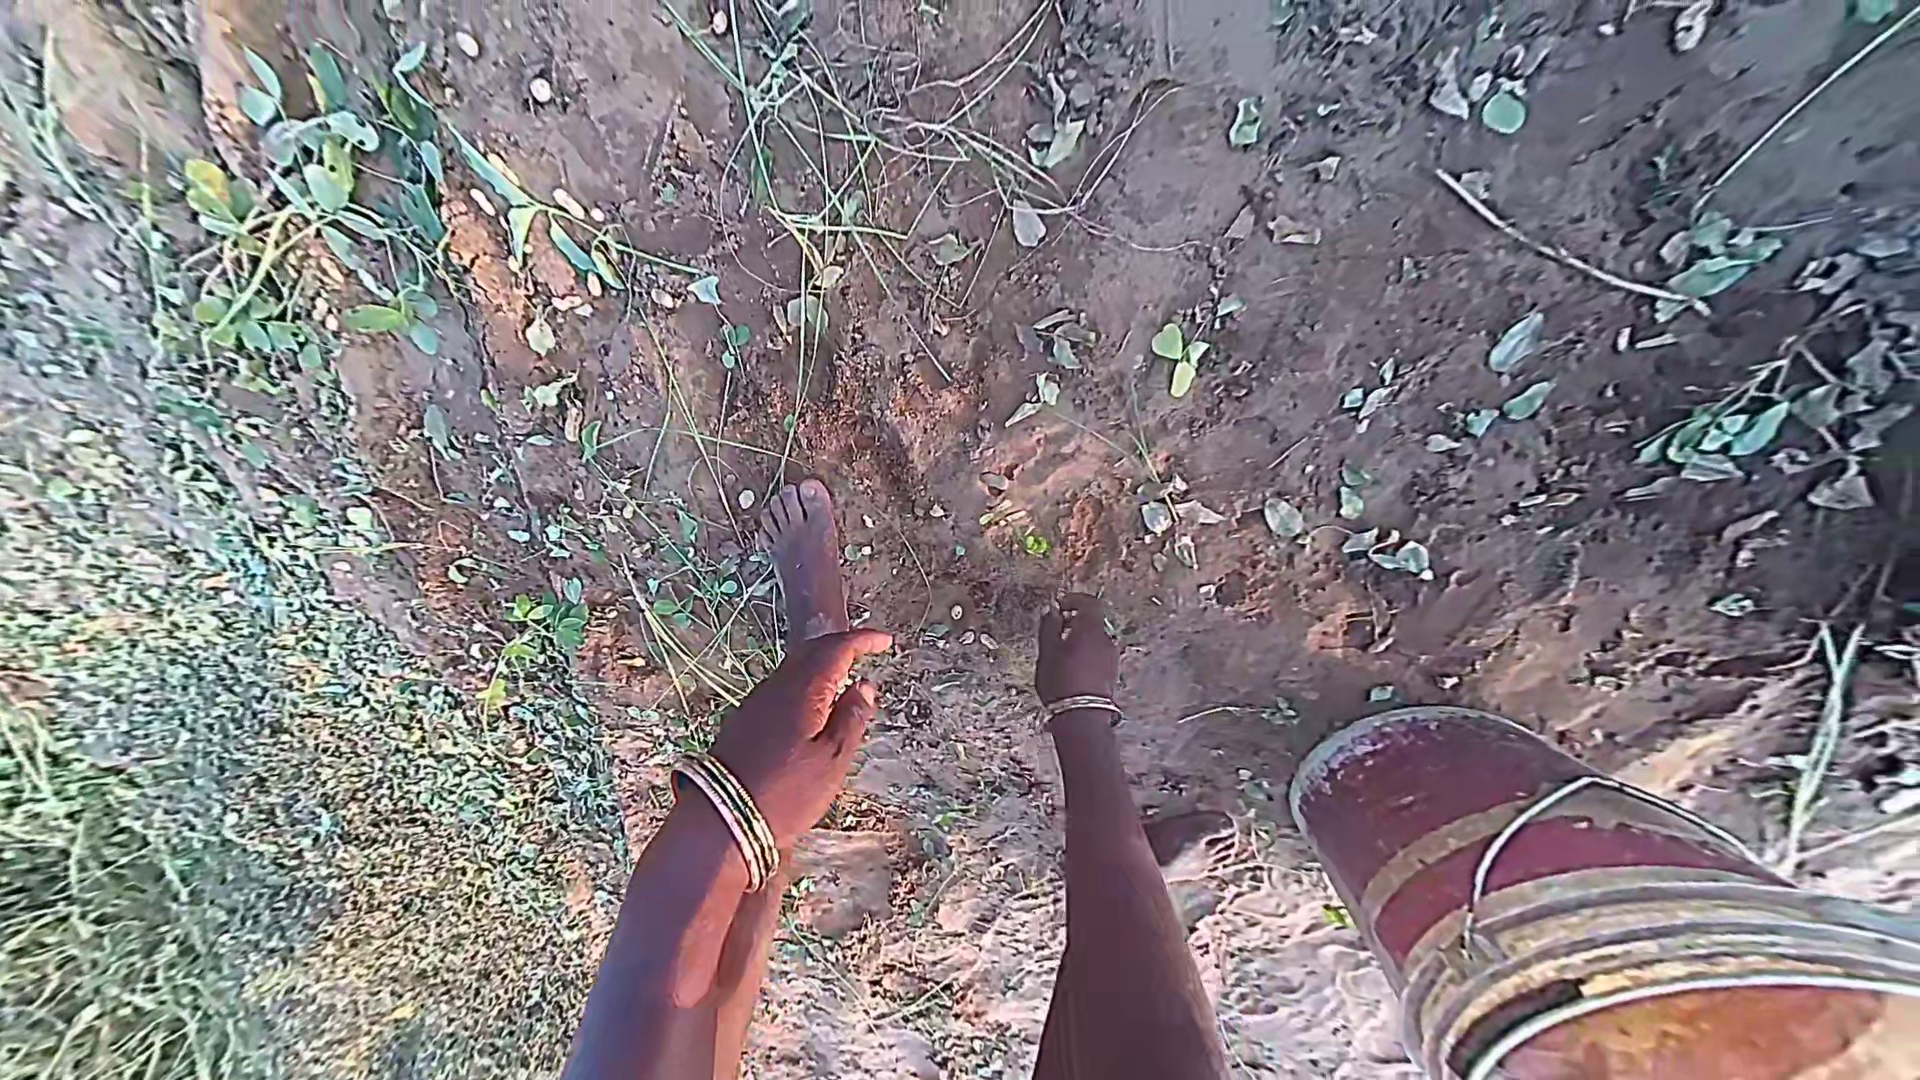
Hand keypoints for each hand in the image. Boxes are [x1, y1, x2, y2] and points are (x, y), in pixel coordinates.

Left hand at [708, 629, 891, 848]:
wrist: (720, 820)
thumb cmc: (786, 792)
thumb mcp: (832, 760)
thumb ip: (852, 718)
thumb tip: (865, 687)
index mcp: (805, 689)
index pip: (838, 648)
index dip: (864, 640)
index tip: (886, 641)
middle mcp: (779, 685)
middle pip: (815, 649)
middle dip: (844, 644)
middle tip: (869, 649)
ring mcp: (759, 700)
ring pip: (798, 665)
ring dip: (825, 661)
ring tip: (848, 673)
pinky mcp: (748, 717)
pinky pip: (786, 683)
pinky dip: (809, 679)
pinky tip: (816, 699)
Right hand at [1036, 593, 1117, 703]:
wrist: (1082, 718)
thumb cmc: (1062, 682)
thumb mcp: (1047, 651)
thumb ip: (1049, 626)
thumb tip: (1051, 611)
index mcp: (1091, 630)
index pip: (1089, 603)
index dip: (1073, 599)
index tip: (1059, 605)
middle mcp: (1106, 640)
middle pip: (1093, 620)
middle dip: (1074, 620)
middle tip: (1056, 628)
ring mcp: (1111, 657)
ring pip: (1095, 637)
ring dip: (1080, 637)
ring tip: (1061, 650)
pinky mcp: (1111, 672)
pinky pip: (1098, 652)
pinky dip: (1086, 650)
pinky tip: (1072, 664)